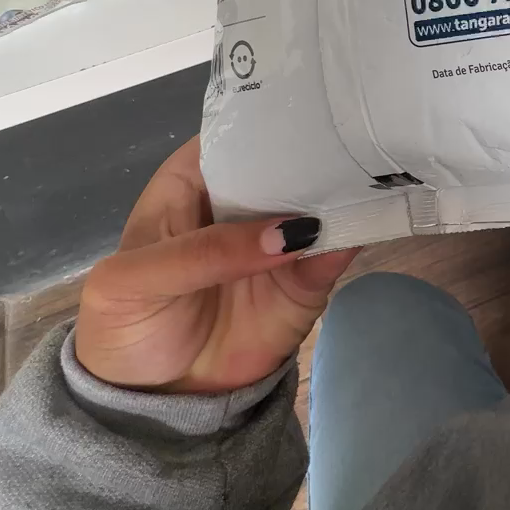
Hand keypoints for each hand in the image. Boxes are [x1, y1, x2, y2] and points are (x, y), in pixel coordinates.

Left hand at [75, 139, 357, 393]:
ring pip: (322, 196)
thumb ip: (204, 252)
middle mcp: (248, 200)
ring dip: (347, 184)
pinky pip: (345, 240)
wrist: (163, 408)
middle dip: (319, 147)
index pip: (233, 138)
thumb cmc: (128, 327)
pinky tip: (381, 208)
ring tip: (378, 162)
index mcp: (196, 185)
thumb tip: (298, 229)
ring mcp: (286, 234)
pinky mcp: (317, 268)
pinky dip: (363, 225)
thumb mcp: (133, 283)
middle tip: (357, 128)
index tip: (309, 101)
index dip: (265, 120)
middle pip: (288, 159)